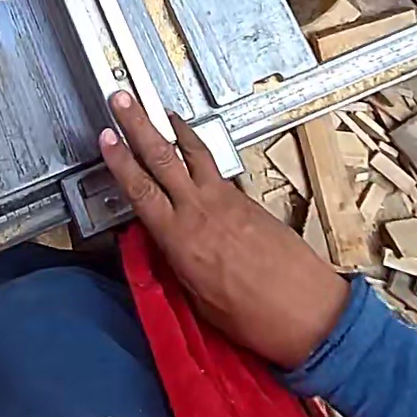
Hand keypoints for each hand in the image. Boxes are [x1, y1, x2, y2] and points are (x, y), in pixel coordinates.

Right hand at [99, 91, 348, 367]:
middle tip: (123, 100)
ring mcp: (225, 199)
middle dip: (138, 123)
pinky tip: (191, 143)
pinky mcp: (245, 198)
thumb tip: (165, 246)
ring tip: (157, 108)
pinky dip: (197, 146)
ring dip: (171, 126)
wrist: (310, 311)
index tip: (106, 138)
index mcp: (182, 240)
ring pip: (191, 151)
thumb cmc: (256, 317)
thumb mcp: (198, 299)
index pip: (141, 191)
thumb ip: (176, 263)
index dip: (120, 161)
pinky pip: (213, 163)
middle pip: (162, 156)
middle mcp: (201, 210)